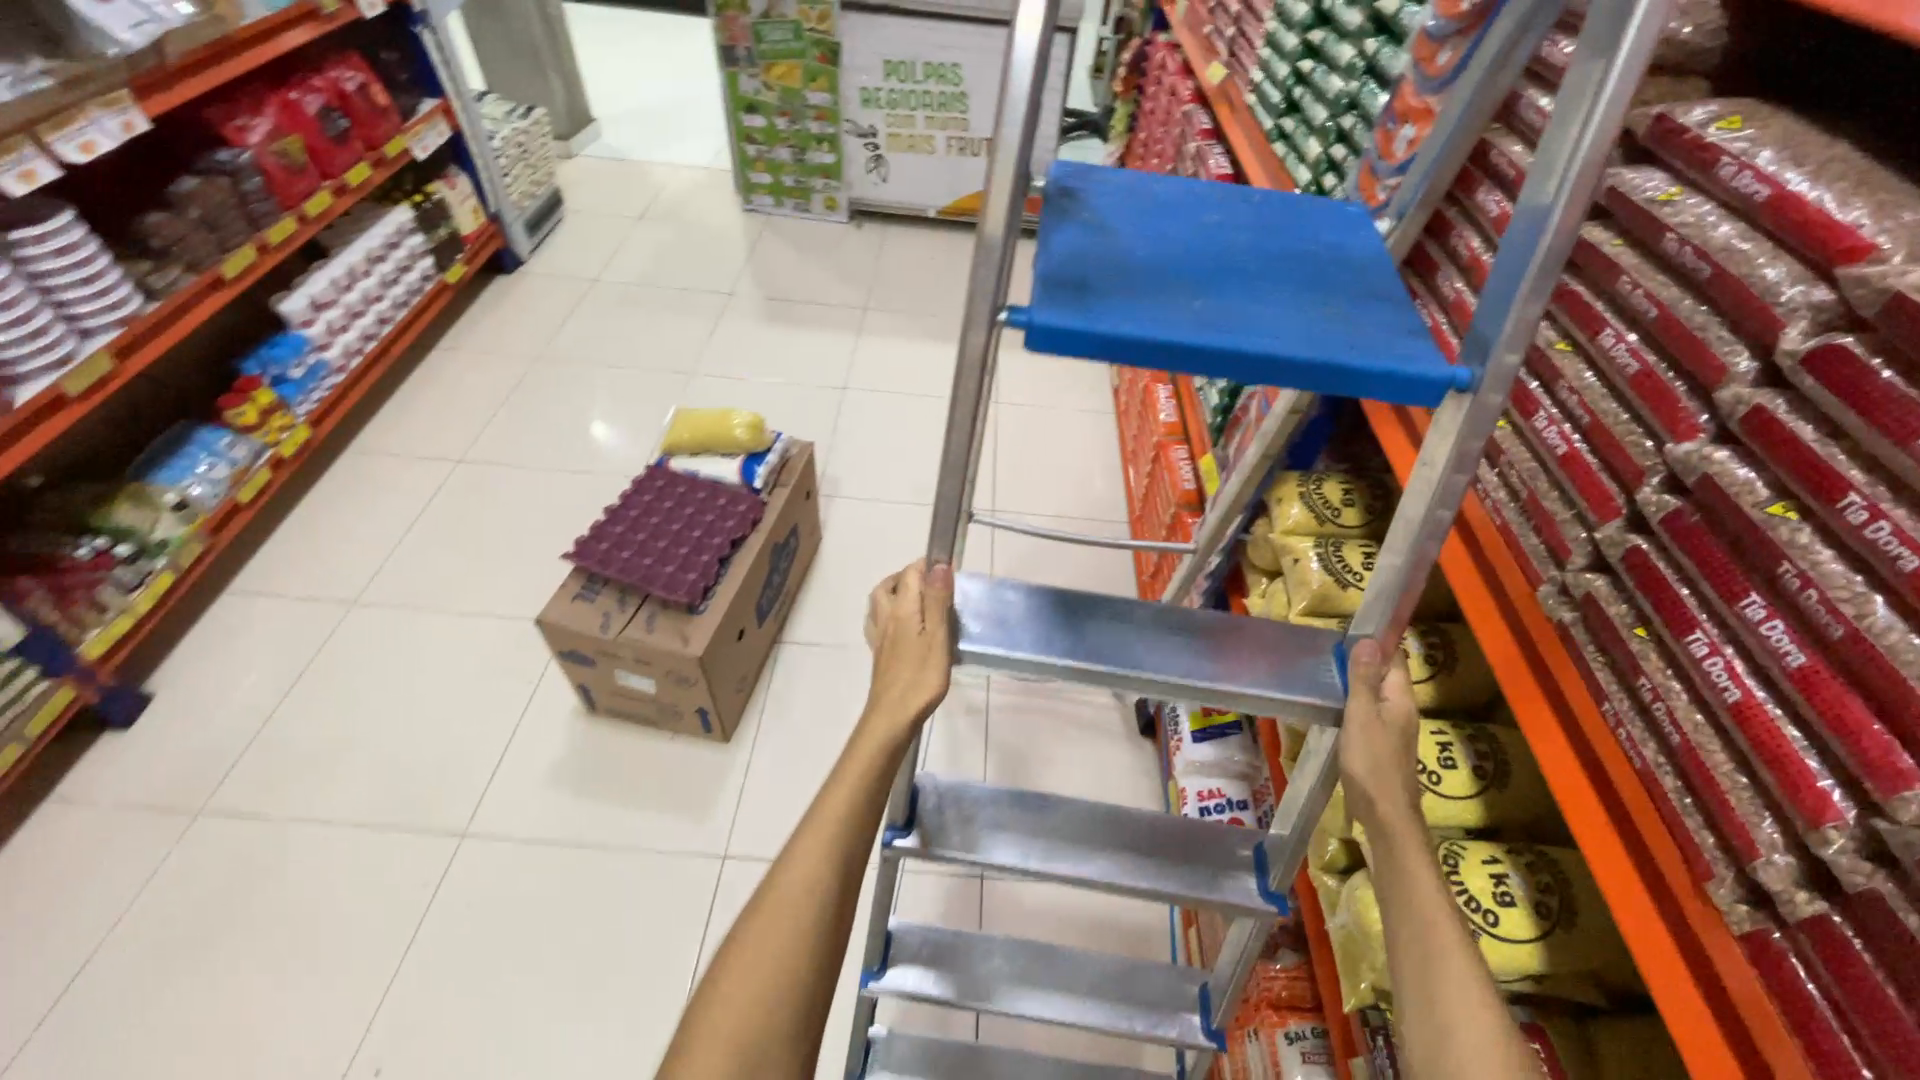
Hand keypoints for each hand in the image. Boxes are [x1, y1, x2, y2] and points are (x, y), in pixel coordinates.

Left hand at [860, 559, 954, 738]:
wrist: (892, 715)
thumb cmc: (921, 677)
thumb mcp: (937, 636)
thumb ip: (937, 600)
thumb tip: (939, 564)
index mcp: (901, 609)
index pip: (910, 574)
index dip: (927, 566)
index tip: (948, 569)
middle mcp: (885, 617)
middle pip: (887, 585)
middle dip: (907, 576)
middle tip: (930, 581)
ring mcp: (879, 636)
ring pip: (879, 603)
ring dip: (893, 591)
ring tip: (915, 597)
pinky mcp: (879, 653)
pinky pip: (878, 622)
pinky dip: (888, 613)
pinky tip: (900, 625)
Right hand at [1338, 637, 1423, 832]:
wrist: (1384, 813)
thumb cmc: (1371, 761)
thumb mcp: (1361, 716)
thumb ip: (1363, 679)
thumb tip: (1369, 640)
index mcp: (1401, 699)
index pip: (1395, 659)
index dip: (1377, 643)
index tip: (1348, 632)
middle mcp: (1401, 710)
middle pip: (1385, 676)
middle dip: (1362, 661)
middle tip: (1329, 651)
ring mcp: (1392, 729)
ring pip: (1375, 696)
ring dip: (1355, 683)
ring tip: (1326, 673)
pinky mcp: (1380, 745)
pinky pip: (1367, 714)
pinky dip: (1352, 705)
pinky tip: (1332, 707)